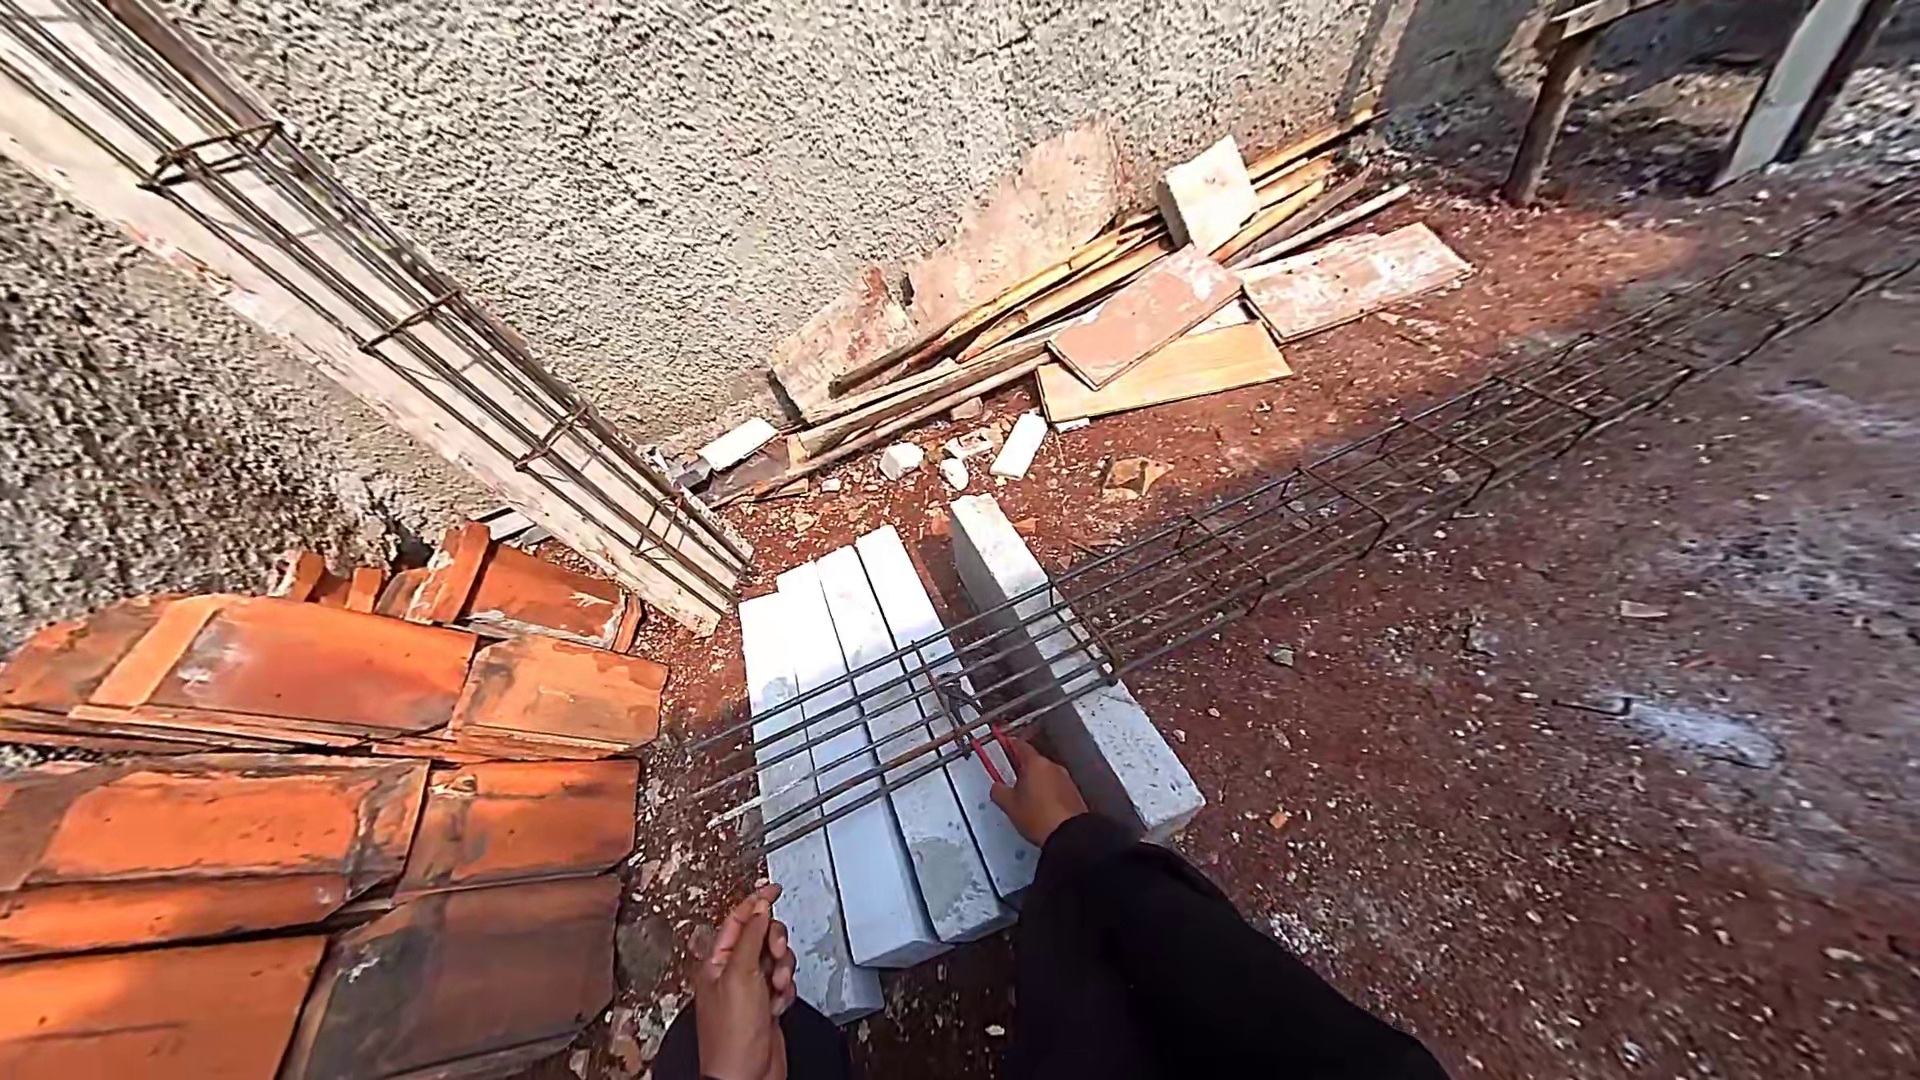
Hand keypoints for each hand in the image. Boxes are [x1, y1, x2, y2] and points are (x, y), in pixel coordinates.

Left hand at [695, 884, 789, 1079]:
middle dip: (774, 942)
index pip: (738, 918)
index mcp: (718, 962)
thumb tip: (760, 906)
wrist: (748, 1077)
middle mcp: (733, 973)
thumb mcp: (741, 974)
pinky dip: (786, 988)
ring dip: (782, 968)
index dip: (757, 900)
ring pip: (776, 956)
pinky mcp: (766, 1002)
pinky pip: (784, 979)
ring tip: (776, 986)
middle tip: (775, 954)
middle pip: (762, 934)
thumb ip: (751, 935)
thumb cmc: (733, 1036)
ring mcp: (750, 988)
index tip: (773, 888)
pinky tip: (777, 1003)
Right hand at [989, 738, 1088, 845]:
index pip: (1021, 746)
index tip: (1005, 744)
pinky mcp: (1074, 793)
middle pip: (1034, 761)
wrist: (1069, 835)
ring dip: (1036, 782)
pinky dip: (1048, 792)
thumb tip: (996, 788)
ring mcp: (1065, 779)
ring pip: (1046, 774)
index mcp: (1035, 763)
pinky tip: (1042, 807)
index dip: (1011, 744)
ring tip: (1027, 799)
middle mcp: (1052, 767)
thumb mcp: (1009, 804)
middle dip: (1023, 769)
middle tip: (1012, 780)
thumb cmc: (1038, 816)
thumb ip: (998, 791)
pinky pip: (1057, 787)